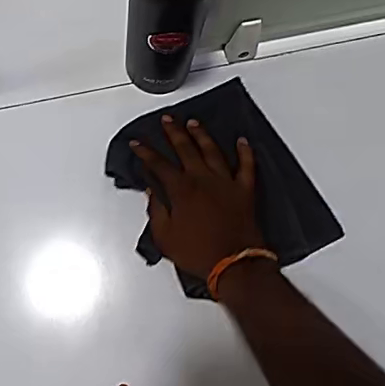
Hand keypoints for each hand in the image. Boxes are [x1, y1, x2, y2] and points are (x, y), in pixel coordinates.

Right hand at [129, 115, 265, 278]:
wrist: (235, 264)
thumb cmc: (199, 253)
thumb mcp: (165, 236)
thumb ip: (157, 210)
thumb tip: (152, 194)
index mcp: (181, 190)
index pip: (159, 164)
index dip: (146, 152)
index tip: (138, 144)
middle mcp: (203, 180)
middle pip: (185, 148)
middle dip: (173, 132)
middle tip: (167, 121)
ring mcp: (225, 183)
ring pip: (212, 150)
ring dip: (201, 134)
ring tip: (193, 123)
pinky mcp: (244, 191)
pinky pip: (246, 165)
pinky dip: (245, 151)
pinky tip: (242, 141)